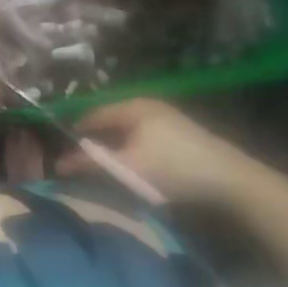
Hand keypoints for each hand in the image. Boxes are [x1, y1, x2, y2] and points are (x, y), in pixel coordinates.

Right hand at [56, 99, 265, 204]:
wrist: (230, 181)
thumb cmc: (172, 168)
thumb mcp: (125, 168)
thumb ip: (89, 164)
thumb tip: (57, 164)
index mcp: (133, 106)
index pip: (92, 115)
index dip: (75, 134)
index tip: (62, 155)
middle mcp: (148, 106)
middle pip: (110, 124)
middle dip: (94, 144)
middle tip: (81, 166)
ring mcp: (167, 120)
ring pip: (127, 134)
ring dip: (113, 151)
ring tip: (103, 172)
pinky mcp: (180, 136)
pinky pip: (142, 141)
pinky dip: (131, 154)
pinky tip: (131, 172)